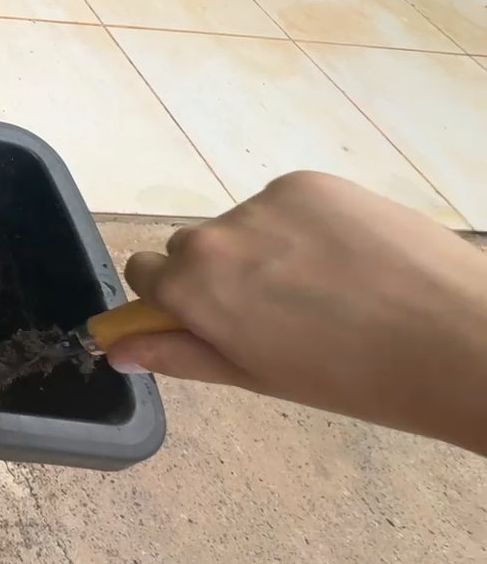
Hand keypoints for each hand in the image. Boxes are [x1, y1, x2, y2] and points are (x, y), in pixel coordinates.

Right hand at [108, 171, 486, 453]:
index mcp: (187, 288)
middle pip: (190, 248)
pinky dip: (306, 223)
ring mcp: (255, 206)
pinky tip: (352, 254)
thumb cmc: (364, 379)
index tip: (222, 315)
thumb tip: (113, 349)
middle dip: (223, 271)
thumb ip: (177, 354)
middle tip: (286, 306)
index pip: (144, 272)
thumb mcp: (260, 376)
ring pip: (240, 224)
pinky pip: (282, 201)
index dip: (179, 296)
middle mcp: (206, 239)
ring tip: (335, 283)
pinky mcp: (303, 184)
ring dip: (267, 246)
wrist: (483, 346)